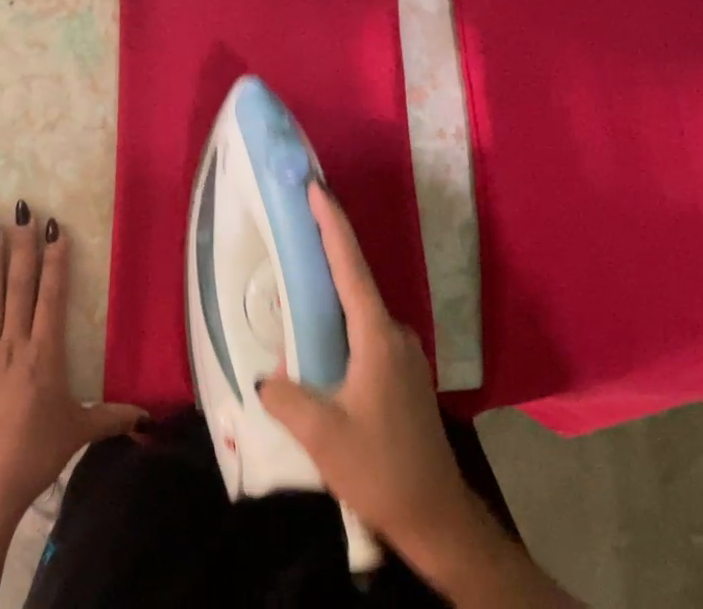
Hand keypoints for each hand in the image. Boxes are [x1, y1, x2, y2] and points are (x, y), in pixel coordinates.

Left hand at [0, 201, 146, 523]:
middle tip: (22, 210)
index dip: (55, 261)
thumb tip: (149, 417)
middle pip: (20, 287)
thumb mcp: (80, 433)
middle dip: (23, 247)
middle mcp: (15, 346)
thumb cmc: (38, 454)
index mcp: (46, 355)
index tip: (54, 228)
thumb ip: (113, 417)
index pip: (52, 297)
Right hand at [258, 185, 580, 607]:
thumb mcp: (320, 434)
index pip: (350, 267)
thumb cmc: (378, 467)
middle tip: (289, 232)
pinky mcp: (401, 376)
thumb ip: (285, 395)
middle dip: (323, 255)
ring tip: (291, 290)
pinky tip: (314, 346)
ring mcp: (402, 356)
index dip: (331, 225)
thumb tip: (268, 376)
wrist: (434, 513)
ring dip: (327, 299)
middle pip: (353, 284)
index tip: (315, 189)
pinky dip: (336, 328)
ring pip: (356, 315)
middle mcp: (394, 336)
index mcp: (376, 337)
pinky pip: (362, 336)